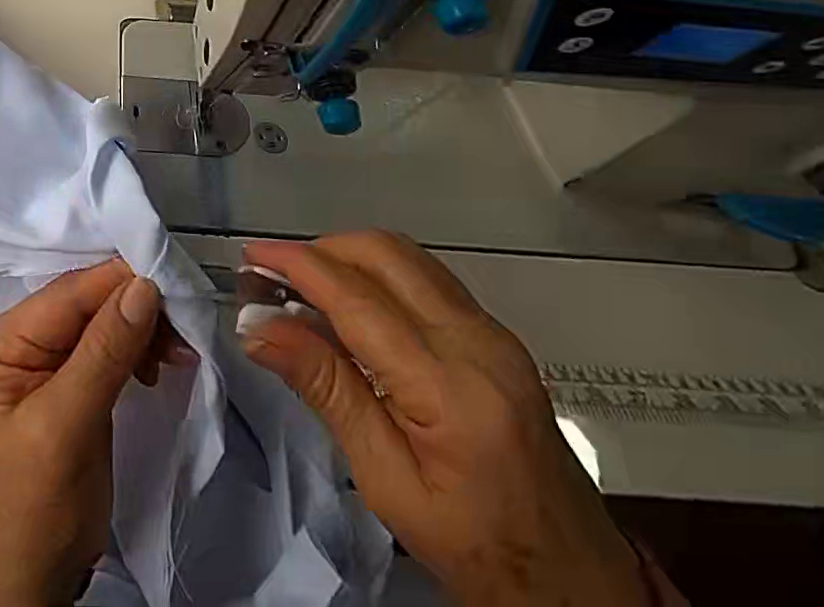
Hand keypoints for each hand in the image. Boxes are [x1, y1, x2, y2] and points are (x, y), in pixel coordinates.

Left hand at [0, 259, 191, 605]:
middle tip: (184, 328)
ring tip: (176, 354)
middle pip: (84, 301)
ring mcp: (43, 360)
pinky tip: (156, 366)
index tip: (175, 278)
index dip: (120, 280)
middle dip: (136, 306)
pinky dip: (135, 350)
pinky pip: (105, 347)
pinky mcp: (68, 381)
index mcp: (1, 340)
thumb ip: (103, 354)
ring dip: (141, 329)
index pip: (68, 292)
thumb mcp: (64, 426)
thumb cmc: (30, 504)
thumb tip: (142, 287)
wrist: (21, 570)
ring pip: (100, 321)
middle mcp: (18, 338)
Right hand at [241, 232, 650, 606]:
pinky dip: (372, 275)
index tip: (249, 257)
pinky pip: (423, 279)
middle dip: (318, 250)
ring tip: (299, 289)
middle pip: (385, 253)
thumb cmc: (471, 542)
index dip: (295, 264)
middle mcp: (479, 343)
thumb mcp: (383, 476)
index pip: (356, 295)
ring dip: (344, 258)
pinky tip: (344, 308)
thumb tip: (257, 328)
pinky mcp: (497, 339)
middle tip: (271, 277)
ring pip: (406, 258)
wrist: (575, 579)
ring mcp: (495, 336)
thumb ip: (325, 389)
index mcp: (449, 385)